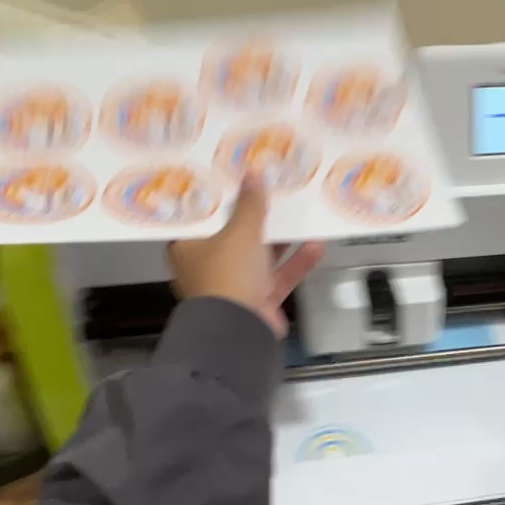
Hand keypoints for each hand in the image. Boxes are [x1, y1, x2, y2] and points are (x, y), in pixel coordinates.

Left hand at [166, 176, 323, 336]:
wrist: (240, 330)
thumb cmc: (227, 275)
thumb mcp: (240, 232)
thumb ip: (250, 204)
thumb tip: (253, 174)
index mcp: (189, 247)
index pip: (203, 216)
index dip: (220, 196)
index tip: (237, 176)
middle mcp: (209, 265)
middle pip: (234, 234)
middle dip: (256, 215)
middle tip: (273, 188)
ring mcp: (235, 286)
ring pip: (260, 256)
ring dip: (280, 238)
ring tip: (299, 213)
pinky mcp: (259, 301)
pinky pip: (278, 277)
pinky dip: (295, 262)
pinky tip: (315, 245)